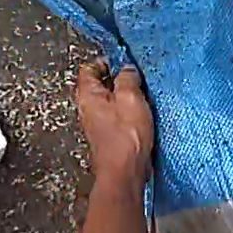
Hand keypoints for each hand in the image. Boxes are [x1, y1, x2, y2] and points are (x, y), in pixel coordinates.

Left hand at [75, 61, 154, 183]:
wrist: (125, 172)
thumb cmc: (126, 136)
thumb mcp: (131, 98)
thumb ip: (127, 79)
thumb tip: (127, 70)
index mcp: (88, 95)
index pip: (89, 68)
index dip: (107, 61)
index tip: (125, 62)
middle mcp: (88, 109)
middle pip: (101, 85)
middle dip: (119, 79)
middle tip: (139, 79)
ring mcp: (98, 123)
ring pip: (111, 101)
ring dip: (127, 97)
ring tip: (144, 96)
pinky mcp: (110, 135)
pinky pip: (119, 116)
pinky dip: (130, 112)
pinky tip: (143, 115)